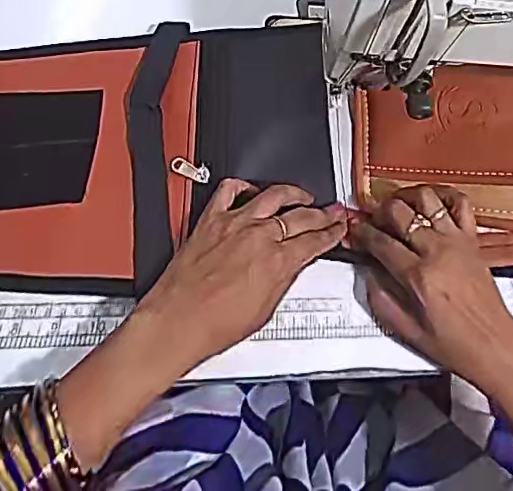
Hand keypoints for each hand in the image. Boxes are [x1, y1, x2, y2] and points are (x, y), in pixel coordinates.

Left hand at [134, 179, 345, 367]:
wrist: (175, 324)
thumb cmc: (212, 326)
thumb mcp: (264, 311)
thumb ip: (284, 280)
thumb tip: (293, 265)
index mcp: (277, 261)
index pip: (315, 240)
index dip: (332, 233)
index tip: (338, 228)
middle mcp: (259, 236)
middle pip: (302, 215)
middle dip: (322, 213)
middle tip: (331, 211)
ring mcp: (235, 222)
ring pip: (273, 194)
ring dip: (293, 193)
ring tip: (302, 194)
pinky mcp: (212, 218)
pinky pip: (230, 190)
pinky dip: (244, 186)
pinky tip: (251, 189)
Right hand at [349, 185, 512, 422]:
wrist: (494, 346)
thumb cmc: (456, 344)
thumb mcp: (408, 331)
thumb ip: (381, 299)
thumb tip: (368, 272)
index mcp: (418, 277)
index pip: (381, 242)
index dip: (362, 233)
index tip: (356, 230)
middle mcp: (437, 252)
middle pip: (399, 211)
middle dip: (379, 211)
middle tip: (374, 219)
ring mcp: (457, 241)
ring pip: (426, 198)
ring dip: (407, 196)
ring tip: (398, 205)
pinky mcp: (472, 239)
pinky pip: (460, 203)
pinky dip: (445, 195)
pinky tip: (432, 201)